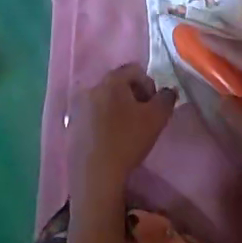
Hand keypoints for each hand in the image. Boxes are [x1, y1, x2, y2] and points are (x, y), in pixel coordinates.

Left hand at [69, 64, 176, 199]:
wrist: (95, 173)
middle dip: (134, 96)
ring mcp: (79, 104)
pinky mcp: (73, 122)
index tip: (154, 106)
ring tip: (127, 130)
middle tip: (143, 118)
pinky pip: (93, 114)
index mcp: (112, 80)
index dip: (149, 85)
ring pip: (105, 99)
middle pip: (119, 82)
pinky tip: (111, 139)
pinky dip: (104, 120)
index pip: (135, 70)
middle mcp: (93, 86)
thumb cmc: (127, 140)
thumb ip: (166, 99)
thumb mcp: (156, 119)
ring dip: (118, 108)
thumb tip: (168, 90)